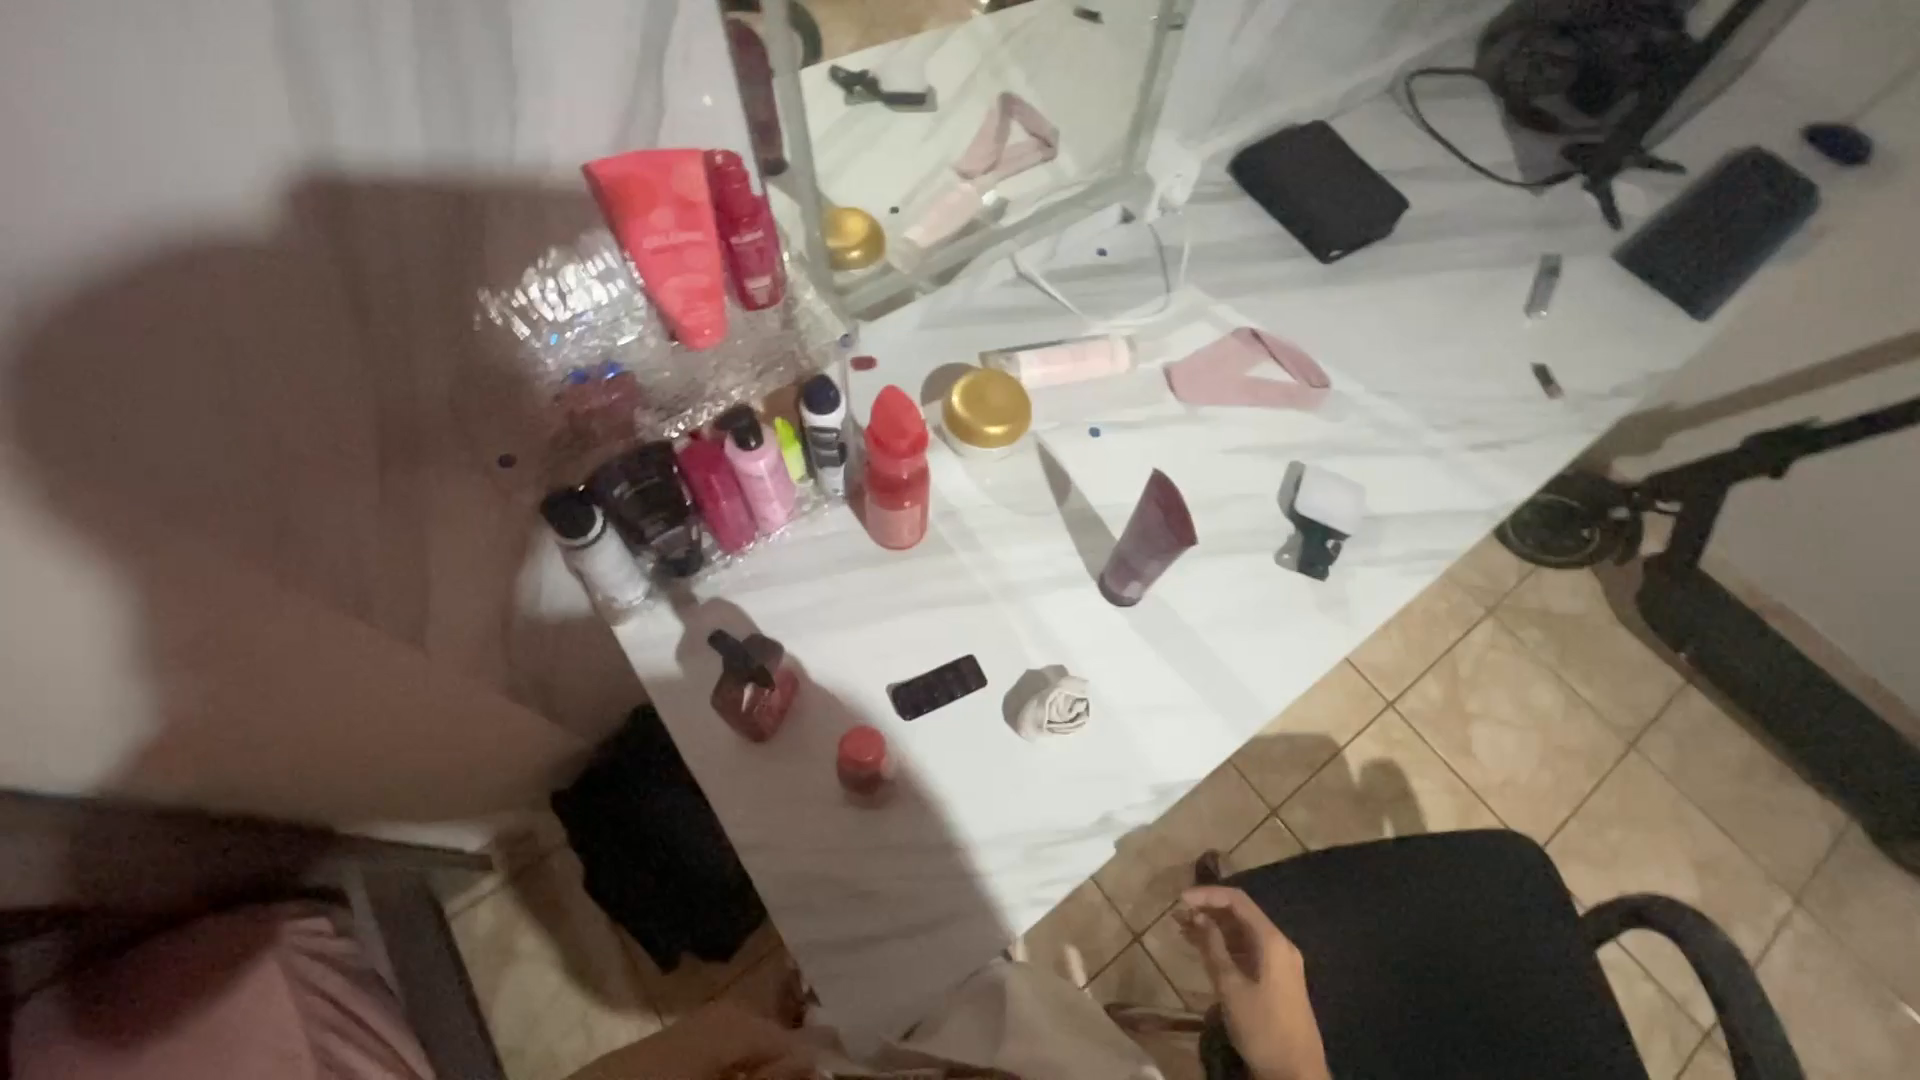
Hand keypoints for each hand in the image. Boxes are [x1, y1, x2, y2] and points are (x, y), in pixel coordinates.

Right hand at [1177, 885, 1329, 1079]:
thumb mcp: (1231, 987)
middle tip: (1177, 915)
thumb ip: (1213, 947)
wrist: (1296, 1076)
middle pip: (1240, 914)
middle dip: (1208, 910)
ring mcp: (1279, 963)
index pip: (1237, 901)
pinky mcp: (1275, 980)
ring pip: (1242, 933)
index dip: (1207, 894)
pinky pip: (1247, 951)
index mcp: (1272, 941)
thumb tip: (1197, 916)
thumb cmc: (1263, 1028)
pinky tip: (1202, 949)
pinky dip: (1224, 946)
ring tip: (1182, 929)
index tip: (1180, 899)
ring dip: (1214, 928)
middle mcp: (1279, 945)